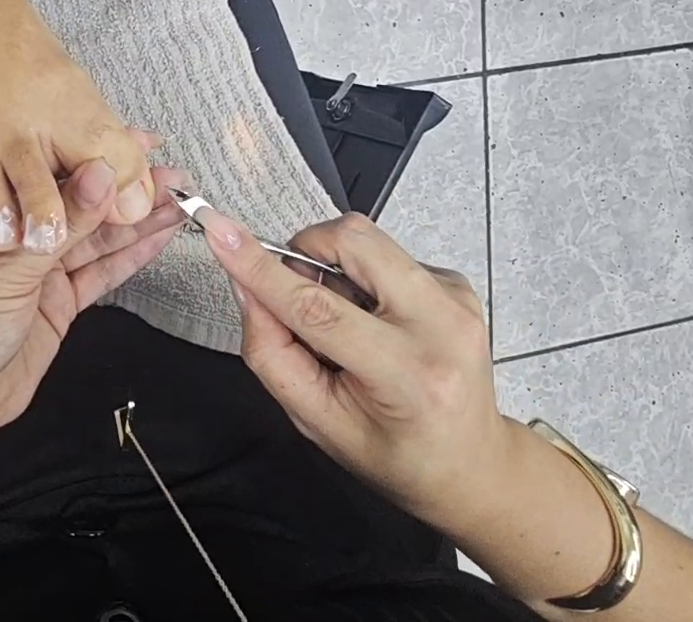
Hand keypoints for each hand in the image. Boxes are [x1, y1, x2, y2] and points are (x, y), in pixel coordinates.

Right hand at [0, 0, 157, 254]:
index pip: (98, 181)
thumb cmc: (11, 39)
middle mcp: (6, 130)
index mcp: (57, 112)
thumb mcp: (72, 85)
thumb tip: (140, 204)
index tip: (97, 220)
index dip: (105, 212)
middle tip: (38, 240)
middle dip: (43, 236)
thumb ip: (108, 147)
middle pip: (36, 212)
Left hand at [0, 162, 189, 454]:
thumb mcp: (5, 268)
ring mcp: (40, 272)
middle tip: (176, 176)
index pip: (57, 174)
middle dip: (129, 191)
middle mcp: (21, 234)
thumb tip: (104, 169)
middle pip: (84, 207)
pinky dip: (129, 258)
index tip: (144, 142)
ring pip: (98, 240)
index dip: (102, 156)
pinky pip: (99, 274)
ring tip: (181, 203)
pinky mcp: (56, 305)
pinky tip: (159, 239)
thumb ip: (62, 224)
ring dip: (137, 222)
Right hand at [196, 209, 508, 521]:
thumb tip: (244, 285)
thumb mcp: (316, 422)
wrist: (472, 463)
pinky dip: (360, 274)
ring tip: (342, 317)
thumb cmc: (393, 451)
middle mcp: (441, 325)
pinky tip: (373, 318)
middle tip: (298, 296)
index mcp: (406, 374)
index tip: (220, 231)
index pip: (316, 307)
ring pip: (366, 238)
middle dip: (305, 253)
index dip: (259, 266)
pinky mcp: (455, 281)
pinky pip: (384, 251)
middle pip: (351, 242)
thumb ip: (271, 352)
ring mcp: (455, 297)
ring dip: (333, 266)